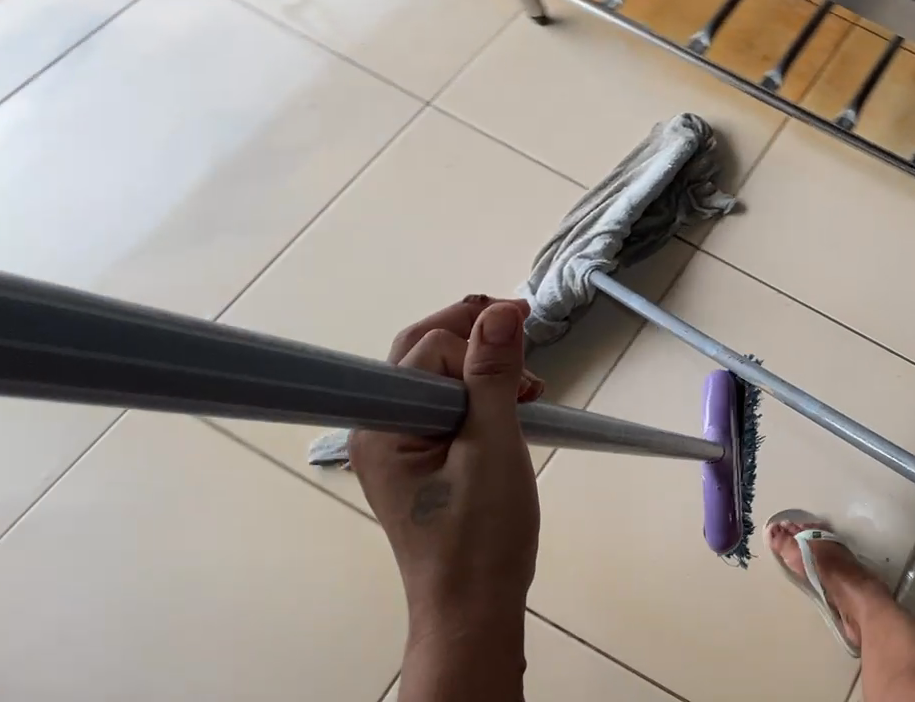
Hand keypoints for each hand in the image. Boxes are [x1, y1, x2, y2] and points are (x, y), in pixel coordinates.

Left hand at [351, 295, 543, 701]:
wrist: (477, 604)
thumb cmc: (481, 532)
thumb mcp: (495, 446)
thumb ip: (494, 375)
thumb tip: (501, 310)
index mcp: (385, 426)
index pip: (425, 349)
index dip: (473, 327)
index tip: (526, 320)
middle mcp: (383, 427)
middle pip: (423, 354)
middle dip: (477, 337)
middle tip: (527, 343)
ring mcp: (403, 442)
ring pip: (440, 375)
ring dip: (487, 366)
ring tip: (531, 389)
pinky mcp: (427, 455)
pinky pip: (451, 400)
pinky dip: (486, 390)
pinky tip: (518, 403)